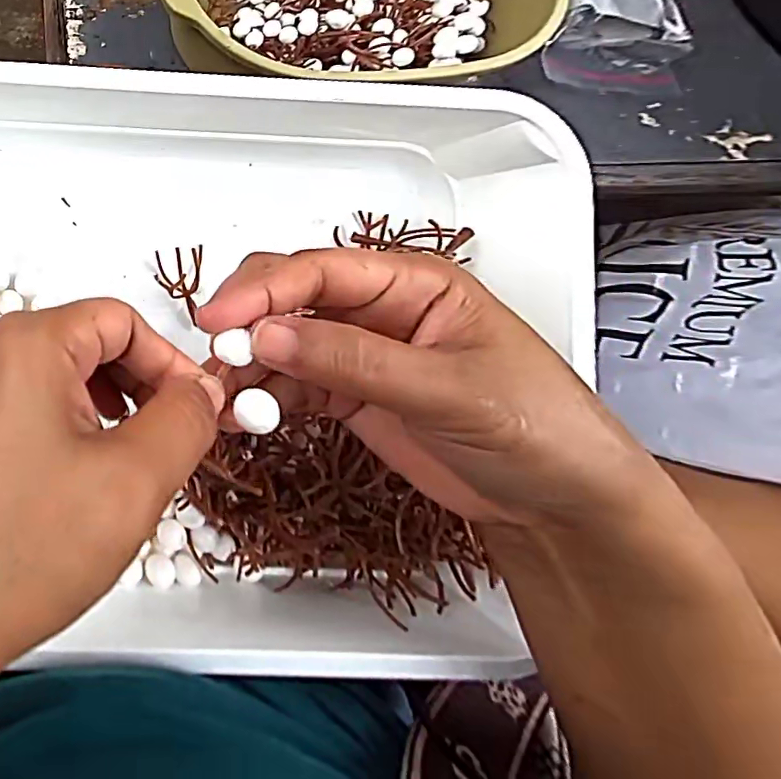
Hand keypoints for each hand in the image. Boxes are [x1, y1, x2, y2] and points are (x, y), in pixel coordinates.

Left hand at [0, 299, 224, 662]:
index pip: (123, 320)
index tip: (198, 407)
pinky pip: (44, 402)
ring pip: (72, 375)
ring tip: (138, 463)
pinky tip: (95, 474)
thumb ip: (185, 419)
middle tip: (176, 437)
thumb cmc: (12, 548)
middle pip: (96, 341)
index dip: (171, 363)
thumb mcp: (133, 478)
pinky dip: (83, 427)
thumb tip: (202, 390)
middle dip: (145, 387)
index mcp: (30, 341)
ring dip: (117, 410)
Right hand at [197, 247, 656, 527]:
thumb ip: (354, 359)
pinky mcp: (341, 391)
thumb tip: (271, 335)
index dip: (263, 290)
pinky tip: (242, 415)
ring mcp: (354, 351)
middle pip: (287, 297)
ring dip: (245, 366)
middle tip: (217, 355)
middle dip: (245, 322)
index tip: (221, 319)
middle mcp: (374, 309)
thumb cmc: (544, 432)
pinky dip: (258, 397)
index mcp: (410, 284)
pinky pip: (284, 383)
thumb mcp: (451, 391)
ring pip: (276, 342)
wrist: (563, 508)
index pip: (319, 271)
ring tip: (224, 396)